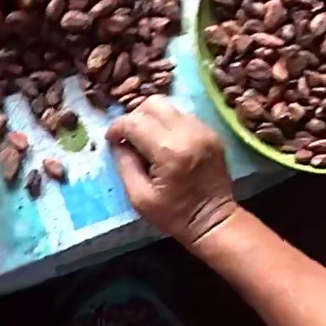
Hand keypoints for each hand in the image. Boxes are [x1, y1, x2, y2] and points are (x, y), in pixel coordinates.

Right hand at [106, 97, 239, 246]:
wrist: (215, 221)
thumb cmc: (175, 215)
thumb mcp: (139, 198)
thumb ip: (125, 165)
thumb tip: (117, 143)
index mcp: (169, 151)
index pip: (135, 122)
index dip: (117, 128)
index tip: (110, 139)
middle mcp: (188, 133)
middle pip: (153, 104)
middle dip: (134, 117)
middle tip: (129, 137)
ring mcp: (203, 130)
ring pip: (169, 107)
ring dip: (152, 119)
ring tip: (146, 139)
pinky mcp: (211, 133)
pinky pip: (183, 116)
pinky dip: (168, 124)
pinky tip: (165, 143)